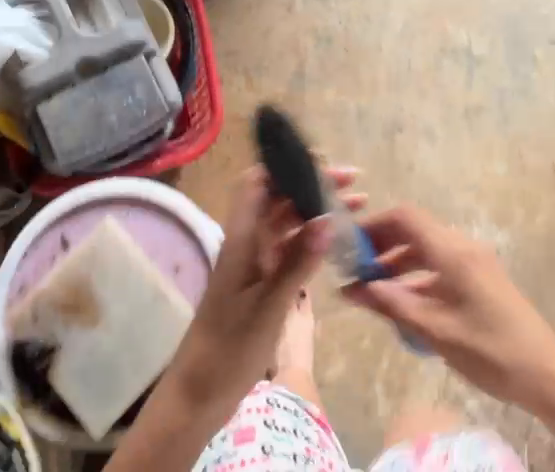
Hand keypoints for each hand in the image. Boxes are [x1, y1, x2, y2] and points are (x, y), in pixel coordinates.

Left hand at [169, 167, 346, 400]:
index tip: (323, 160)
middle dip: (312, 185)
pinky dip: (310, 240)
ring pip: (285, 224)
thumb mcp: (269, 306)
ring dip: (315, 211)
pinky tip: (334, 242)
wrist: (199, 393)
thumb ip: (298, 262)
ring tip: (355, 206)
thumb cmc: (229, 348)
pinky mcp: (259, 285)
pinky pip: (287, 249)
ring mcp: (253, 264)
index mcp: (241, 240)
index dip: (285, 165)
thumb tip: (328, 218)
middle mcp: (246, 244)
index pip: (258, 183)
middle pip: (278, 199)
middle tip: (353, 183)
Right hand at [343, 205, 554, 411]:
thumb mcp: (435, 331)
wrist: (549, 376)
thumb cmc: (491, 351)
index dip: (373, 225)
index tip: (348, 247)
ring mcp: (475, 264)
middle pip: (414, 230)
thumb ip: (393, 305)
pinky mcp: (482, 281)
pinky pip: (440, 266)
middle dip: (381, 245)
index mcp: (453, 252)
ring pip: (427, 250)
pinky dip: (417, 277)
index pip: (405, 217)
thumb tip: (353, 289)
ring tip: (373, 290)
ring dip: (398, 263)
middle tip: (354, 270)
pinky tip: (404, 304)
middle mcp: (463, 248)